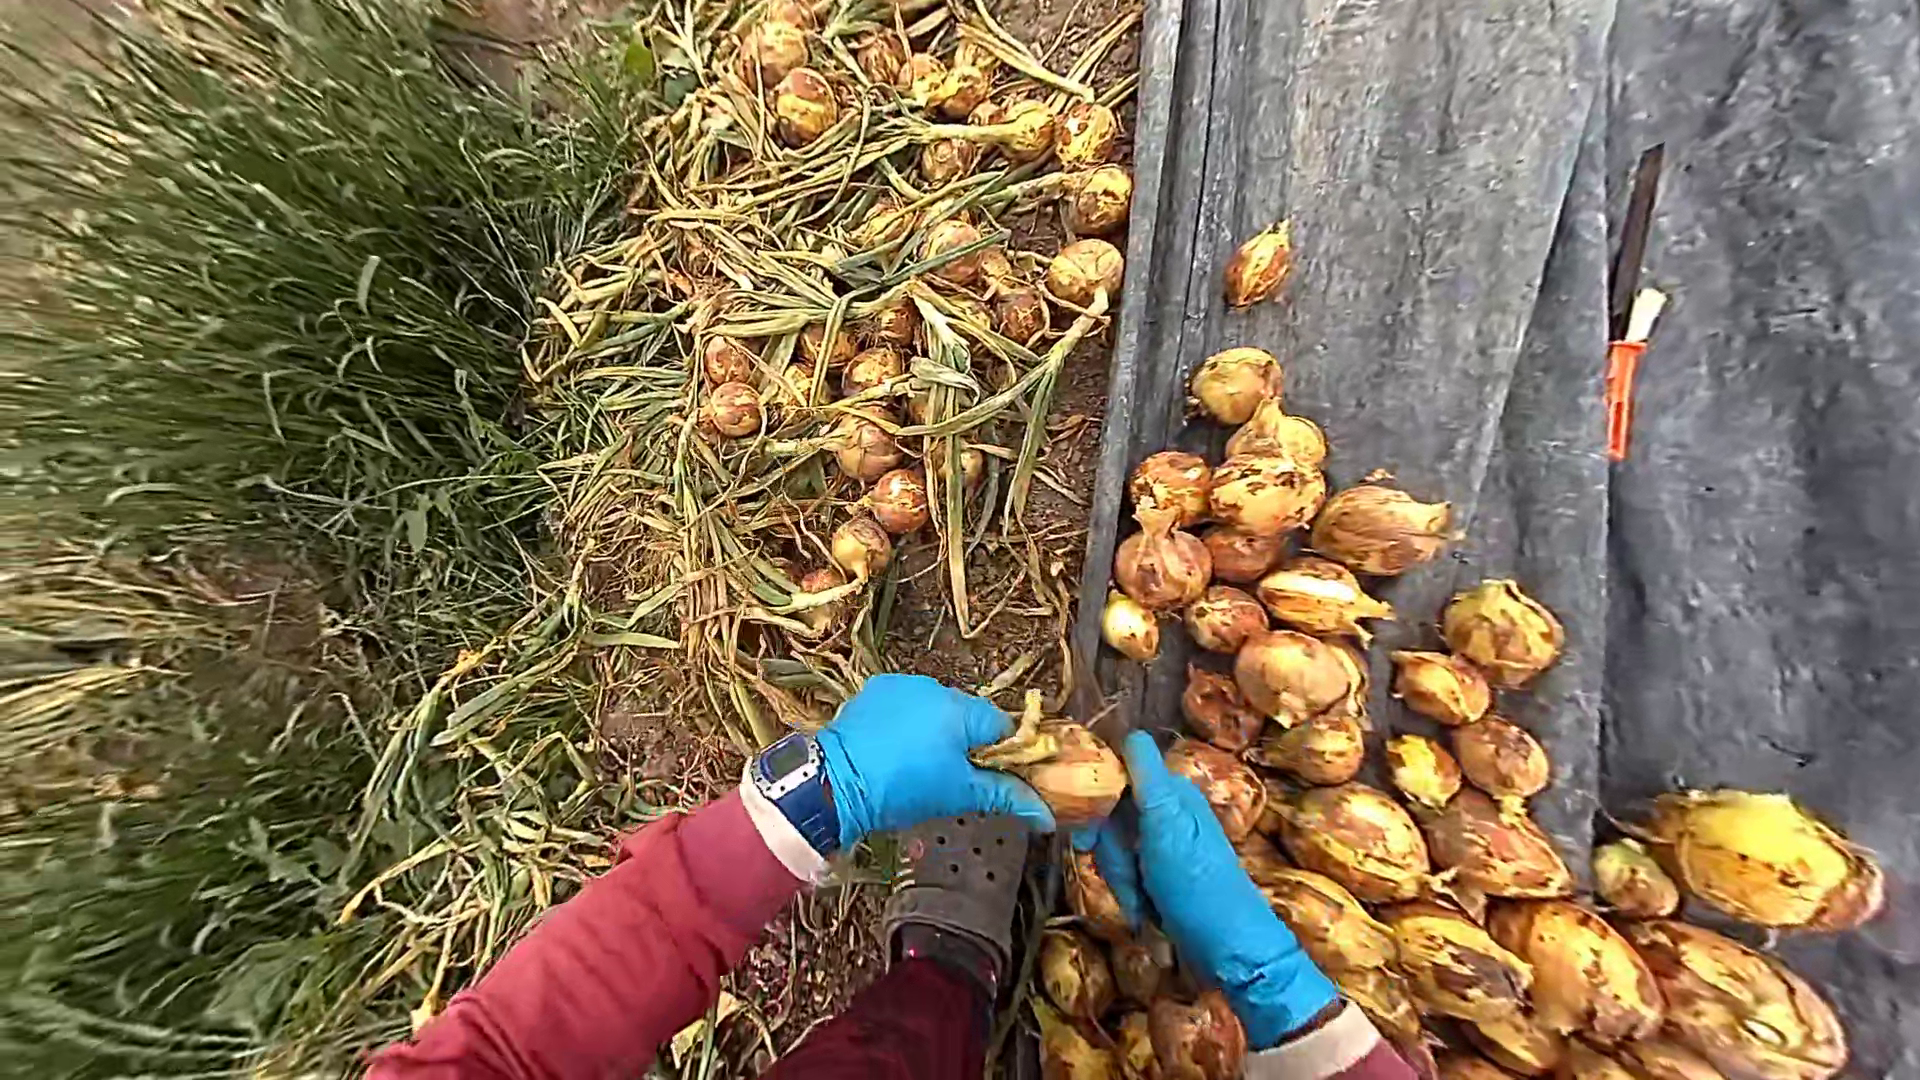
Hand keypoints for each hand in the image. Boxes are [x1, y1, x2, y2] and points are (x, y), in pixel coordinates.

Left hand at [817, 674, 1055, 848]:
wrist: (835, 780)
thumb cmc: (903, 788)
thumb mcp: (957, 795)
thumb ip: (1004, 796)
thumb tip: (1046, 815)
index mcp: (961, 710)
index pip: (1002, 725)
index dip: (1001, 751)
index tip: (989, 773)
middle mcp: (936, 687)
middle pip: (969, 714)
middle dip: (966, 740)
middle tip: (950, 773)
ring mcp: (905, 683)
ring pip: (937, 706)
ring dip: (936, 727)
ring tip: (917, 760)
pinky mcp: (879, 687)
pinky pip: (907, 701)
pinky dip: (908, 718)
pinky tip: (894, 743)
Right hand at [1078, 731, 1336, 1048]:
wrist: (1233, 954)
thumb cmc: (1197, 883)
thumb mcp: (1167, 821)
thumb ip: (1146, 774)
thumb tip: (1129, 731)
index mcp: (1169, 790)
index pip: (1114, 777)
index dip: (1096, 804)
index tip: (1088, 835)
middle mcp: (1165, 810)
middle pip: (1110, 815)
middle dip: (1111, 852)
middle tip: (1129, 878)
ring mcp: (1162, 843)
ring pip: (1113, 846)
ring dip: (1119, 876)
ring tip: (1141, 903)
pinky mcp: (1159, 872)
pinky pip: (1124, 869)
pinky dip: (1128, 890)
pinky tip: (1142, 910)